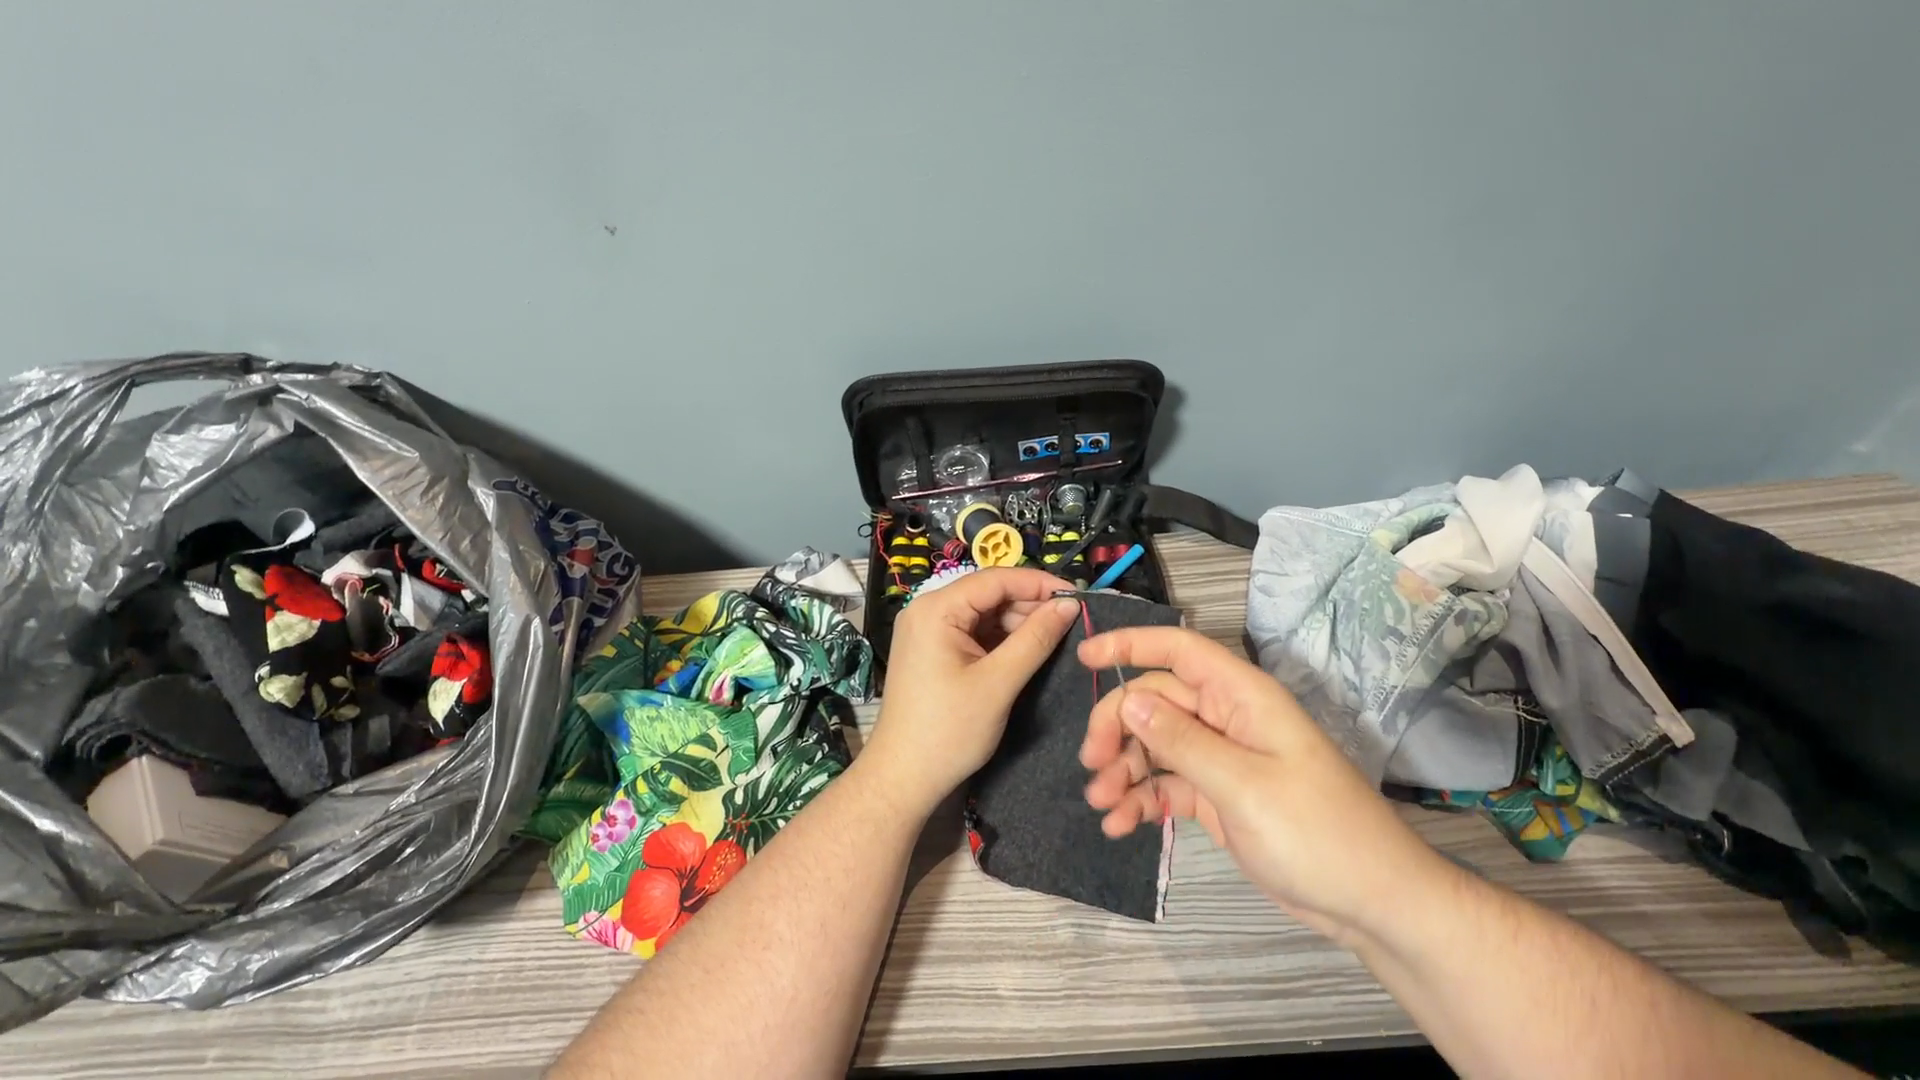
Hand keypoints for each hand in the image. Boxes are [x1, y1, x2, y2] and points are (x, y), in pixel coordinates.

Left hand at [861, 568, 1082, 816]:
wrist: (904, 776)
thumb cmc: (949, 730)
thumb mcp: (999, 682)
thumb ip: (1036, 638)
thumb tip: (1069, 604)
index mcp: (936, 609)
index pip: (995, 579)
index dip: (1039, 584)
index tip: (1078, 595)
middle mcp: (927, 610)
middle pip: (989, 594)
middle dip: (1030, 605)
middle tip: (1072, 623)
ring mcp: (928, 631)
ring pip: (984, 614)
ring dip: (1019, 624)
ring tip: (1057, 639)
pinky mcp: (933, 651)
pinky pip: (974, 633)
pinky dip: (1002, 640)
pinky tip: (1029, 651)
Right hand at [1078, 626, 1447, 944]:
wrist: (1370, 902)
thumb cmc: (1316, 832)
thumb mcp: (1242, 785)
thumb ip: (1181, 740)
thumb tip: (1129, 699)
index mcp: (1242, 698)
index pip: (1179, 650)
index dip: (1130, 645)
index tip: (1083, 657)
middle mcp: (1227, 719)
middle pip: (1156, 701)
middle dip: (1117, 727)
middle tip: (1091, 764)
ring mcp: (1222, 759)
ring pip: (1155, 745)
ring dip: (1123, 770)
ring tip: (1102, 805)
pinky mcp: (1217, 796)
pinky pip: (1167, 784)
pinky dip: (1141, 800)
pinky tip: (1121, 825)